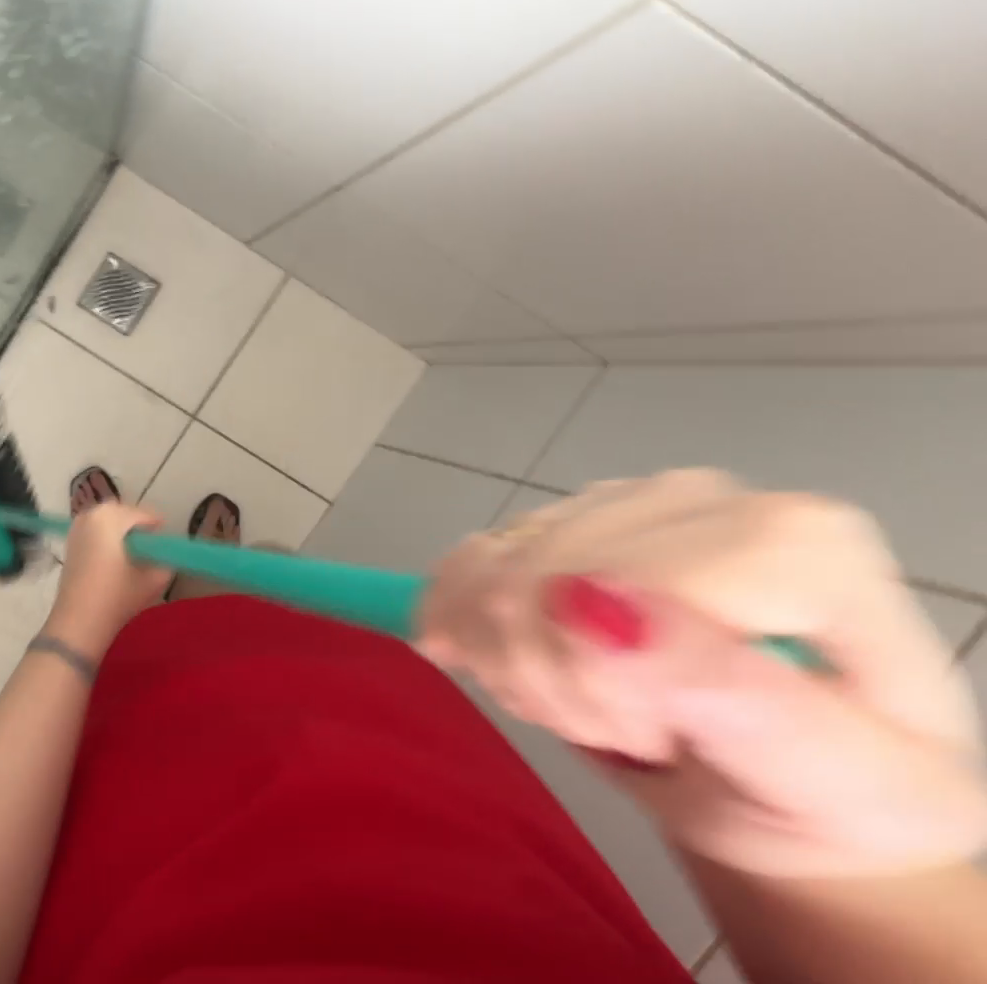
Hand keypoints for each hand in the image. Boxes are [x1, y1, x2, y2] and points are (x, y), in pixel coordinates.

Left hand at [44, 502, 172, 660]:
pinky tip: (115, 557)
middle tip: (151, 546)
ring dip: (121, 531)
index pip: (143, 514)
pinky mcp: (69, 543)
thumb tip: (165, 553)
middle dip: (138, 526)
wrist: (79, 621)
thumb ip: (166, 560)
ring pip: (107, 521)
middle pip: (123, 514)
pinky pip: (94, 531)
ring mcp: (76, 528)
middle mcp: (90, 515)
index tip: (166, 543)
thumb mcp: (154, 579)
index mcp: (110, 517)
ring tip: (134, 552)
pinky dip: (106, 538)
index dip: (158, 527)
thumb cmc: (117, 596)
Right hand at [420, 468, 986, 877]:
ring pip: (489, 571)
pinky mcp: (556, 522)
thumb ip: (739, 698)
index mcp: (794, 541)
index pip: (621, 582)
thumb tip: (596, 609)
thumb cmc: (835, 797)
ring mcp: (616, 502)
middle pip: (540, 576)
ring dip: (506, 663)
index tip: (650, 741)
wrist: (788, 789)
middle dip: (551, 679)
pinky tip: (502, 664)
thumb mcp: (835, 782)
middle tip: (617, 736)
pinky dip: (458, 626)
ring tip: (575, 706)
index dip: (598, 673)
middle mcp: (699, 497)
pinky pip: (463, 561)